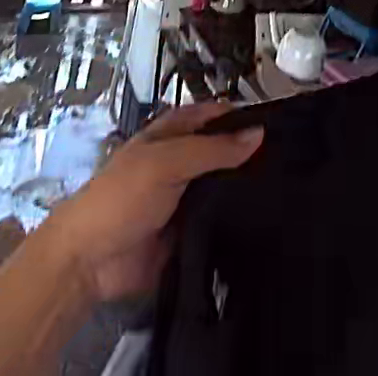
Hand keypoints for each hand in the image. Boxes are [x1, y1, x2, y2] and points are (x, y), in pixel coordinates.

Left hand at [42, 102, 262, 301]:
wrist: (90, 262)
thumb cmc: (121, 197)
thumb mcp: (167, 162)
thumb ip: (212, 149)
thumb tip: (258, 134)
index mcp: (169, 135)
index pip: (210, 116)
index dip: (237, 115)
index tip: (274, 121)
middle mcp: (179, 163)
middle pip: (220, 151)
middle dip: (247, 153)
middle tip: (287, 157)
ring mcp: (184, 198)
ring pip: (223, 186)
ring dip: (245, 187)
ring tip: (284, 187)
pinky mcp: (189, 231)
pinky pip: (219, 220)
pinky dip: (237, 219)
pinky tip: (264, 219)